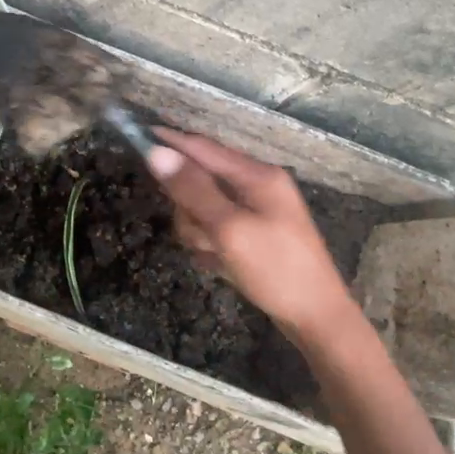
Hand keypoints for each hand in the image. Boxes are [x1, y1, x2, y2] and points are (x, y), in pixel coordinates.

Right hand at [145, 129, 356, 345]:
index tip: (138, 133)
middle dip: (188, 206)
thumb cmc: (276, 270)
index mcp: (257, 176)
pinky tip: (218, 263)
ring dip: (197, 229)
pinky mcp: (252, 233)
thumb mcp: (228, 228)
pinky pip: (214, 227)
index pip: (203, 148)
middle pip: (199, 179)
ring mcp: (256, 211)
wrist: (316, 319)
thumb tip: (156, 152)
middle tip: (198, 234)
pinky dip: (209, 243)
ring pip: (202, 206)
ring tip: (213, 253)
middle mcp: (256, 186)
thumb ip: (192, 189)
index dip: (170, 141)